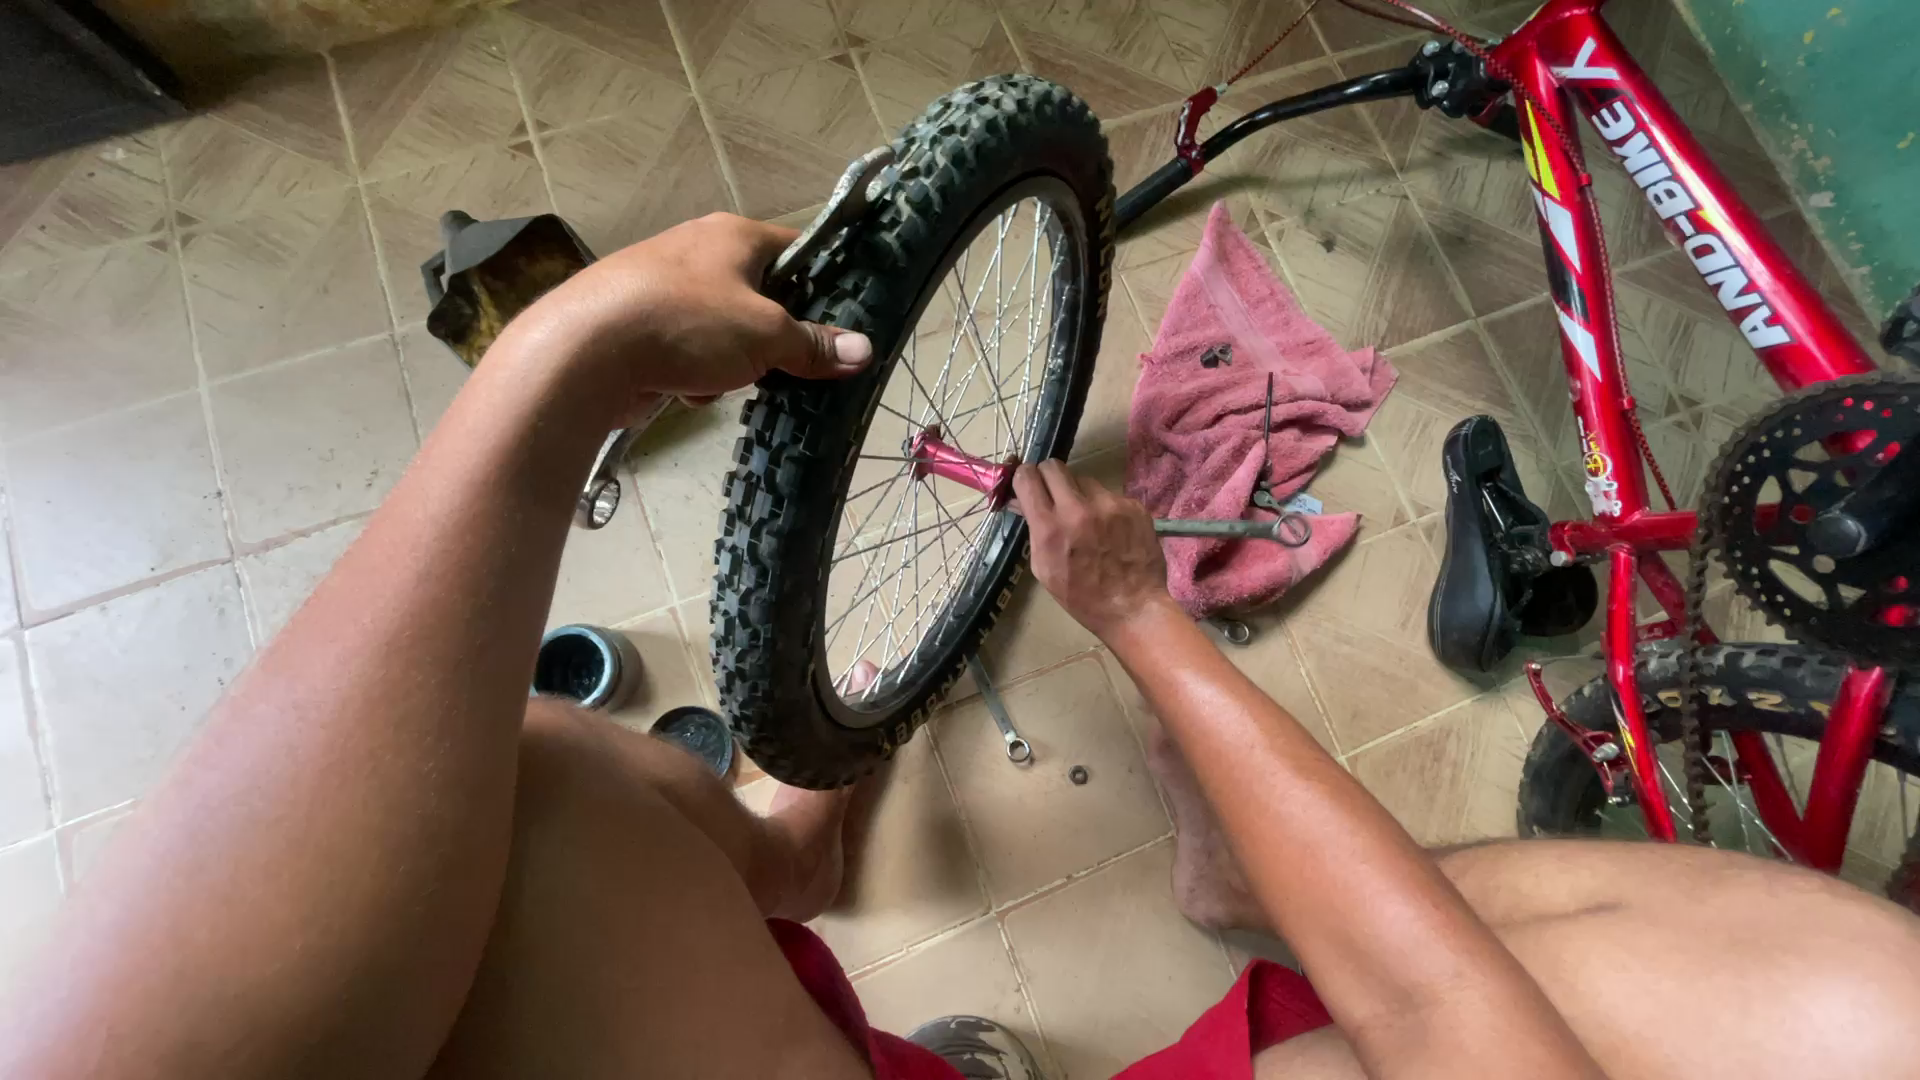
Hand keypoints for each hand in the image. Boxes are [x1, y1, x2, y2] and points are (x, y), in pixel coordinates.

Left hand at [509, 213, 872, 422]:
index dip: (825, 282)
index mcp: (733, 235)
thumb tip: (867, 351)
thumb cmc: (687, 324)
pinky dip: (699, 373)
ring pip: (728, 328)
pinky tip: (691, 391)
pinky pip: (692, 350)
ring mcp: (666, 288)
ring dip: (738, 361)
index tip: (845, 319)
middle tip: (798, 363)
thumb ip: (815, 345)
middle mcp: (699, 251)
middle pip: (763, 294)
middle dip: (778, 335)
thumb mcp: (766, 335)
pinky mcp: (642, 325)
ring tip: (738, 382)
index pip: (797, 248)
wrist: (585, 352)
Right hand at [1014, 461, 1174, 637]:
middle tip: (1053, 495)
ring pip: (1084, 480)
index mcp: (1050, 528)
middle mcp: (1079, 509)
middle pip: (1054, 467)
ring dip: (1079, 494)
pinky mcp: (1134, 506)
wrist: (1133, 607)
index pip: (1027, 477)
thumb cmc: (1081, 596)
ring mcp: (1110, 504)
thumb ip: (1034, 529)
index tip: (1027, 485)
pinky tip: (1110, 530)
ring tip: (1087, 520)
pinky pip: (1110, 495)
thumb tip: (1022, 502)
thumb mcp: (1043, 567)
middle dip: (1048, 478)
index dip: (1024, 478)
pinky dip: (1105, 507)